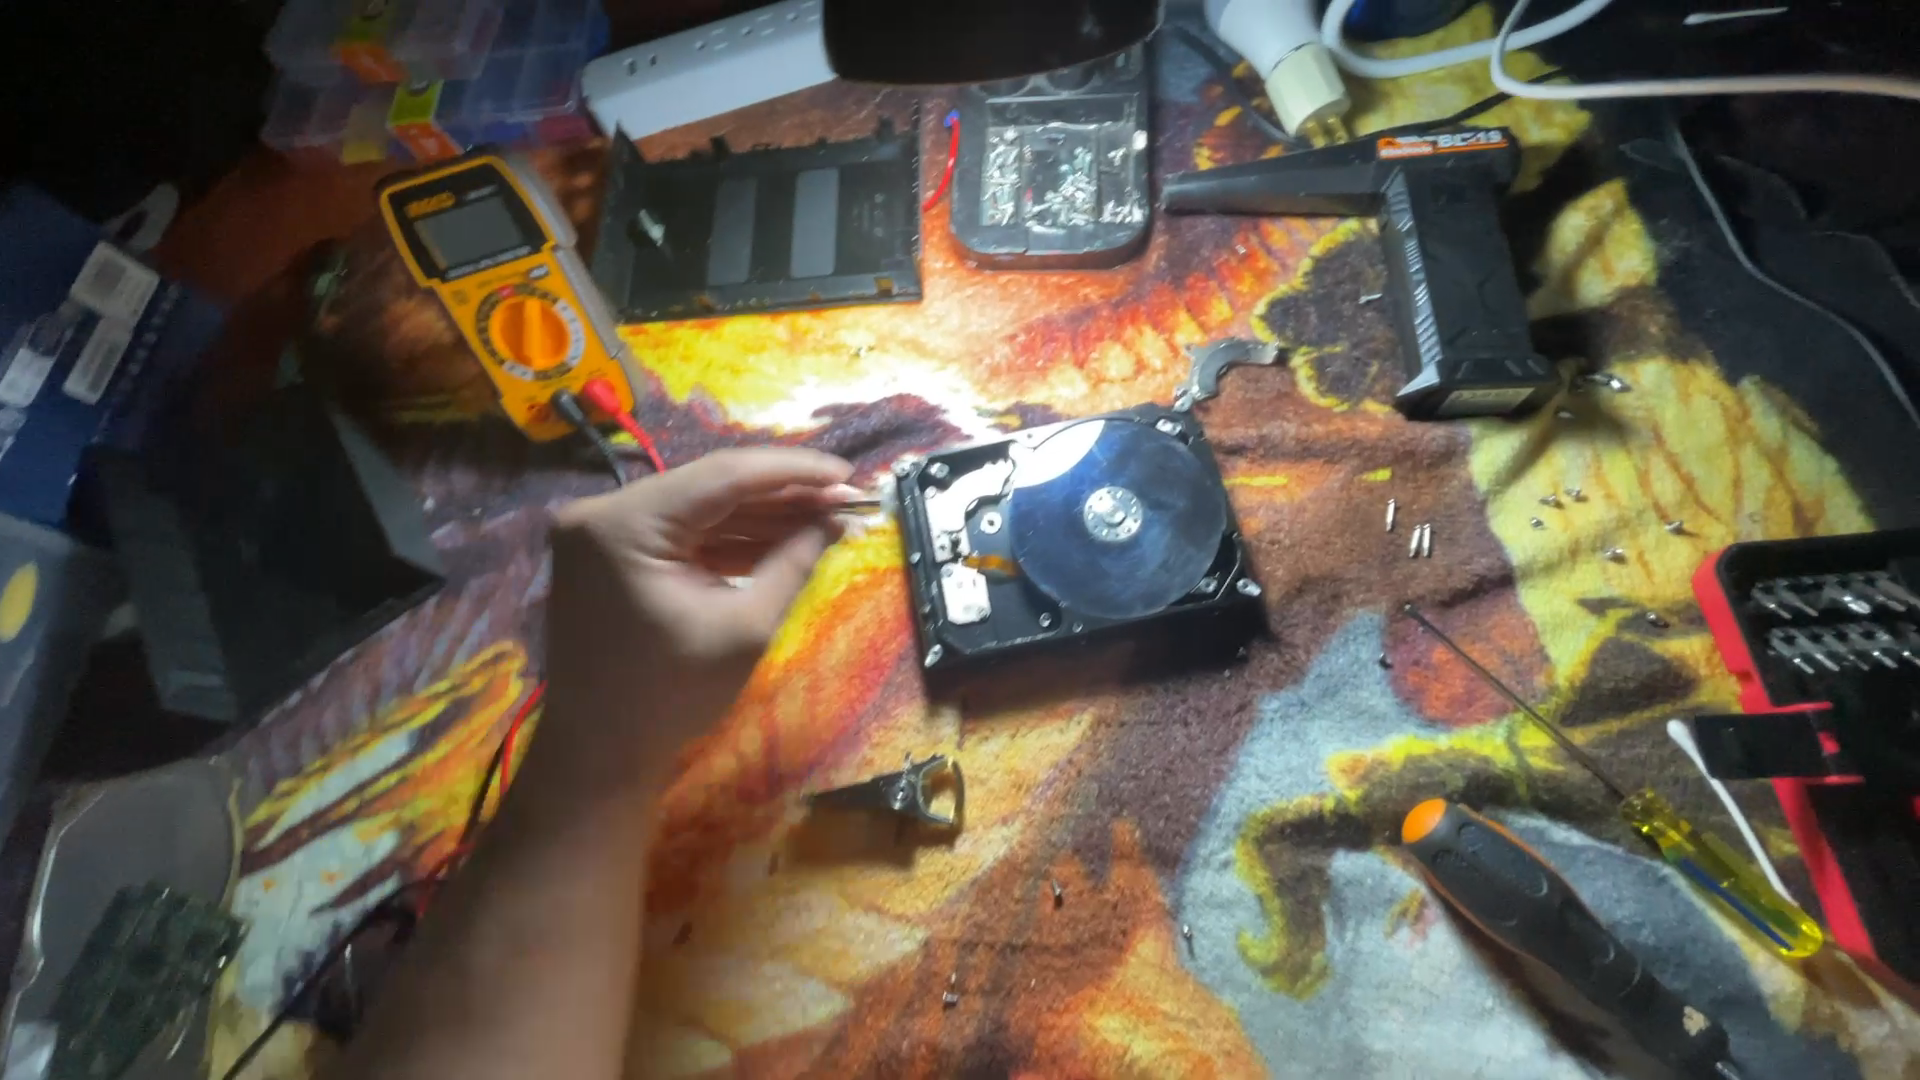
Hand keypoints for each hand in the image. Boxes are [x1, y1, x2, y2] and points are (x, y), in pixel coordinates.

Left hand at [539, 448, 855, 789]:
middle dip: (785, 493)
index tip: (848, 474)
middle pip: (713, 485)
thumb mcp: (746, 626)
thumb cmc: (670, 698)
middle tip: (846, 496)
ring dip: (765, 513)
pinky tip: (787, 535)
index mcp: (625, 523)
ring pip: (703, 506)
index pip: (725, 475)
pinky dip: (734, 536)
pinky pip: (686, 531)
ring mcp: (606, 530)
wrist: (597, 754)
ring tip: (827, 516)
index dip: (795, 471)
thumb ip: (794, 561)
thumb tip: (838, 519)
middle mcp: (605, 511)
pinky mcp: (616, 551)